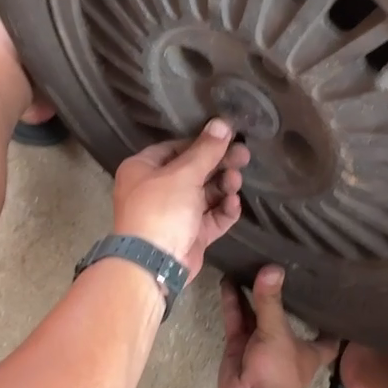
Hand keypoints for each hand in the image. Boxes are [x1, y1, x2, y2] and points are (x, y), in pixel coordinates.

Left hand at [111, 117, 250, 277]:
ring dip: (223, 186)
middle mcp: (156, 189)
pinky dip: (223, 210)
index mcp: (143, 169)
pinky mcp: (189, 235)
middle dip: (219, 164)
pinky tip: (234, 204)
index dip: (202, 143)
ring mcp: (173, 214)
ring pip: (204, 194)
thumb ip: (206, 150)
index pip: (176, 148)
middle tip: (244, 156)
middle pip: (193, 170)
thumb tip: (222, 123)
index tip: (228, 137)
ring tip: (235, 182)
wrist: (153, 264)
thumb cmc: (161, 209)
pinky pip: (210, 217)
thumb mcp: (184, 174)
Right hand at [218, 265, 338, 387]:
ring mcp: (260, 345)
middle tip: (279, 263)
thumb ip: (271, 302)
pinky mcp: (239, 345)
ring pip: (256, 314)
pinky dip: (232, 302)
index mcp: (309, 350)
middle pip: (285, 315)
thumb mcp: (277, 333)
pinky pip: (236, 319)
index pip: (328, 336)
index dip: (330, 319)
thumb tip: (272, 268)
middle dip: (281, 295)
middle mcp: (286, 345)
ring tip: (248, 264)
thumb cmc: (278, 371)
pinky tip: (228, 280)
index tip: (333, 296)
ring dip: (251, 293)